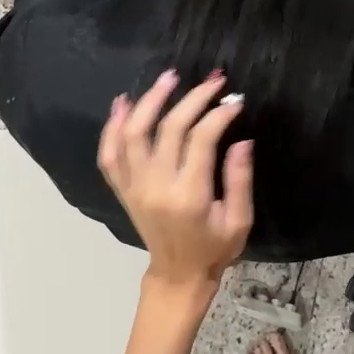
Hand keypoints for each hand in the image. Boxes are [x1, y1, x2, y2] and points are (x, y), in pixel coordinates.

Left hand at [98, 70, 253, 297]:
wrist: (178, 275)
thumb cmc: (215, 249)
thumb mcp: (240, 220)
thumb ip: (240, 179)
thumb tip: (243, 139)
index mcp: (189, 196)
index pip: (201, 140)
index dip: (219, 114)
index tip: (236, 100)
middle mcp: (156, 187)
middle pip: (169, 128)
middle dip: (193, 99)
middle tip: (213, 80)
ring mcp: (135, 187)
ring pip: (133, 134)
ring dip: (149, 101)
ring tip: (168, 78)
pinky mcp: (123, 190)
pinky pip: (110, 154)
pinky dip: (112, 127)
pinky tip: (123, 103)